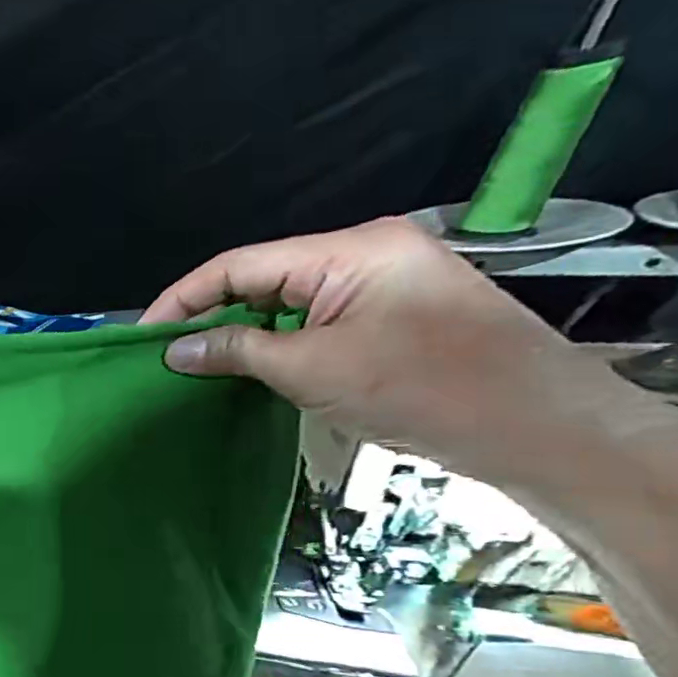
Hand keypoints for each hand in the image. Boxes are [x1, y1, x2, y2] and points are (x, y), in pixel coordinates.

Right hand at [143, 217, 660, 479]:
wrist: (534, 426)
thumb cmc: (422, 388)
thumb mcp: (314, 368)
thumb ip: (238, 351)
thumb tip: (177, 350)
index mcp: (348, 250)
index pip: (240, 264)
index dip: (184, 298)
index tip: (144, 336)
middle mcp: (363, 255)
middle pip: (262, 279)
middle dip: (211, 316)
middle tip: (167, 357)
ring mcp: (378, 288)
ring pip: (286, 305)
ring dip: (241, 334)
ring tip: (197, 367)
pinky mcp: (387, 320)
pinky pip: (313, 324)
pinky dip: (276, 346)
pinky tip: (248, 371)